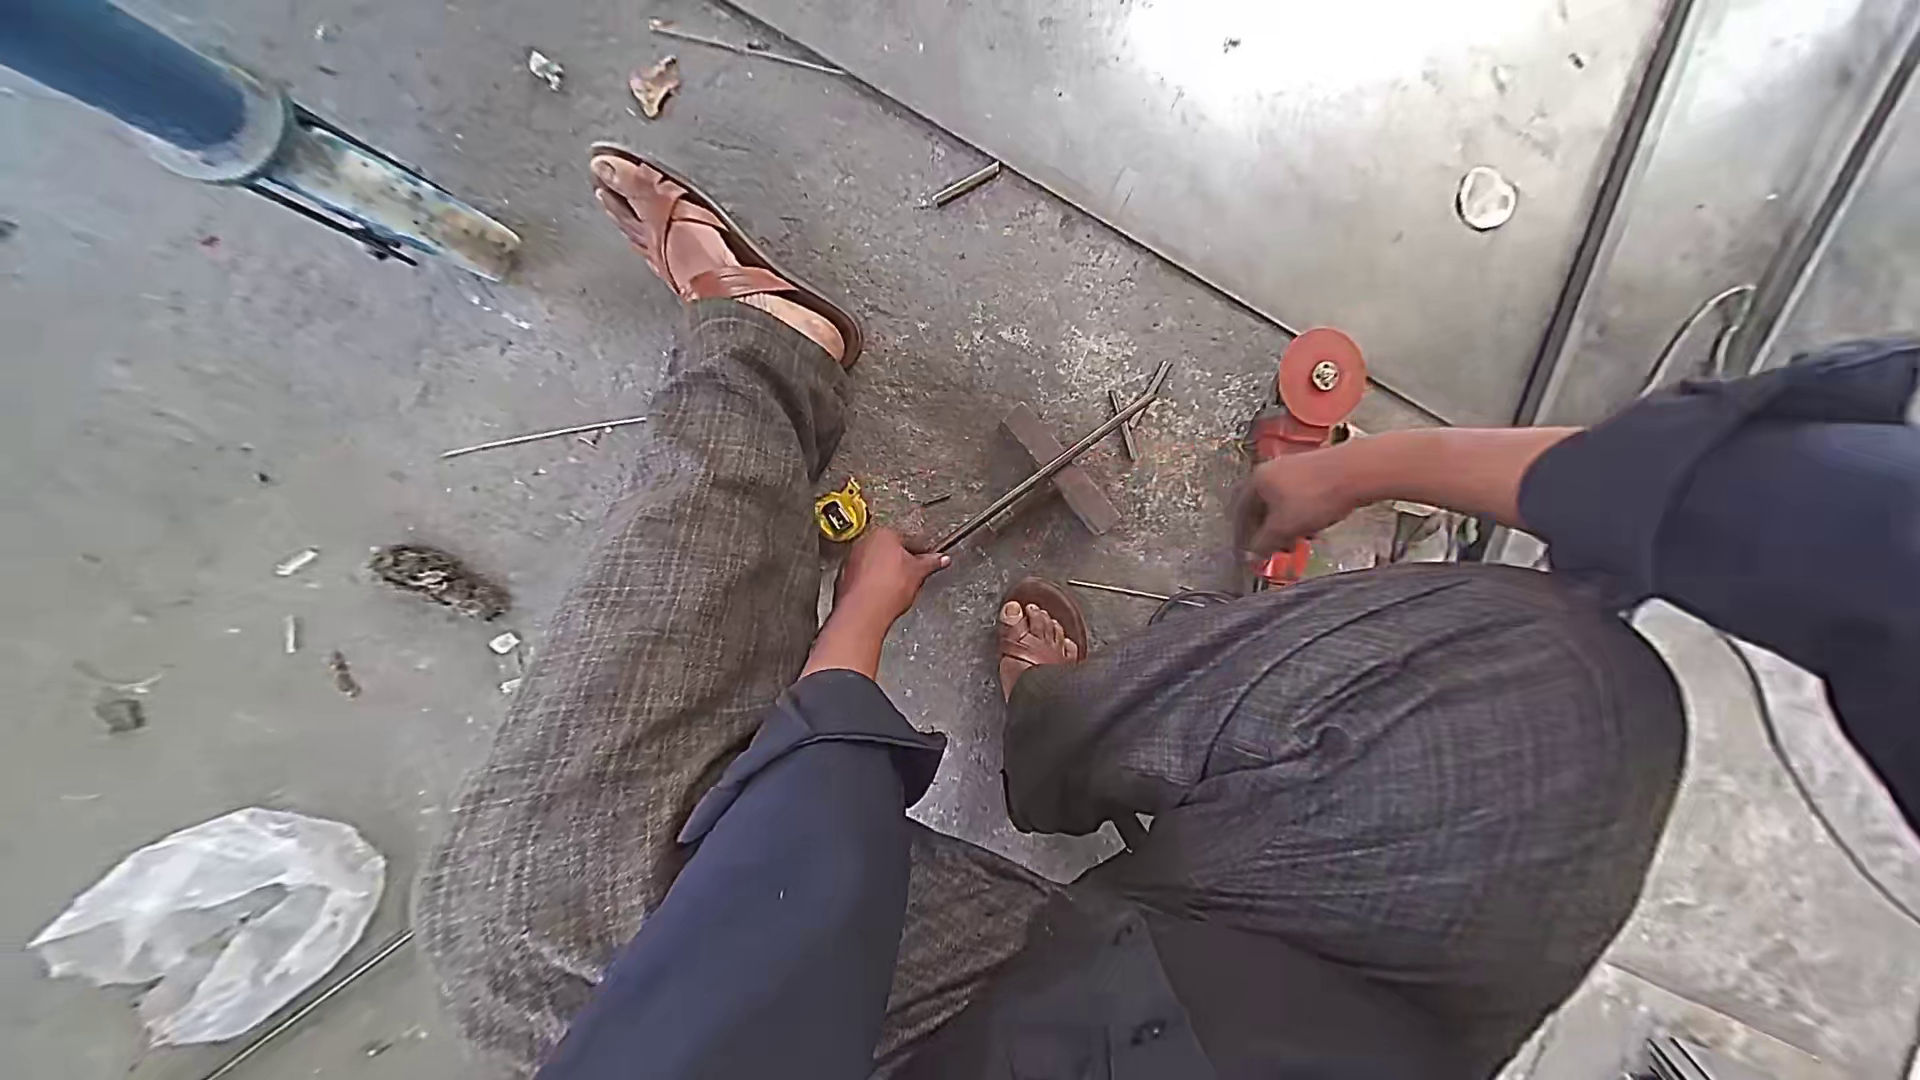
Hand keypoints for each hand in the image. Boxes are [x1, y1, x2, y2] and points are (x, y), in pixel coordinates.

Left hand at [830, 528, 949, 627]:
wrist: (864, 611)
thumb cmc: (888, 588)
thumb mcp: (918, 573)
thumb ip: (931, 563)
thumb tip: (942, 559)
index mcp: (884, 534)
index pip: (908, 541)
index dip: (919, 554)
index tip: (923, 564)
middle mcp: (864, 543)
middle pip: (888, 550)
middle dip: (899, 563)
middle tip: (909, 578)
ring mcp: (851, 559)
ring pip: (874, 563)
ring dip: (883, 573)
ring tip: (894, 589)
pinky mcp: (844, 577)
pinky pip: (862, 577)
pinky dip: (871, 583)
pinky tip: (880, 594)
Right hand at [1233, 448, 1362, 557]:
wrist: (1357, 472)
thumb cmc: (1315, 496)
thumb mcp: (1283, 528)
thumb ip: (1264, 544)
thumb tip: (1253, 555)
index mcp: (1256, 480)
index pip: (1241, 512)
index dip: (1245, 534)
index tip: (1252, 549)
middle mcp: (1272, 469)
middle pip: (1264, 506)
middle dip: (1270, 529)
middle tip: (1276, 546)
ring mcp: (1296, 465)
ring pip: (1285, 500)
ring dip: (1289, 522)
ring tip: (1300, 537)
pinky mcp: (1318, 467)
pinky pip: (1303, 494)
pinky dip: (1305, 511)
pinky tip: (1317, 521)